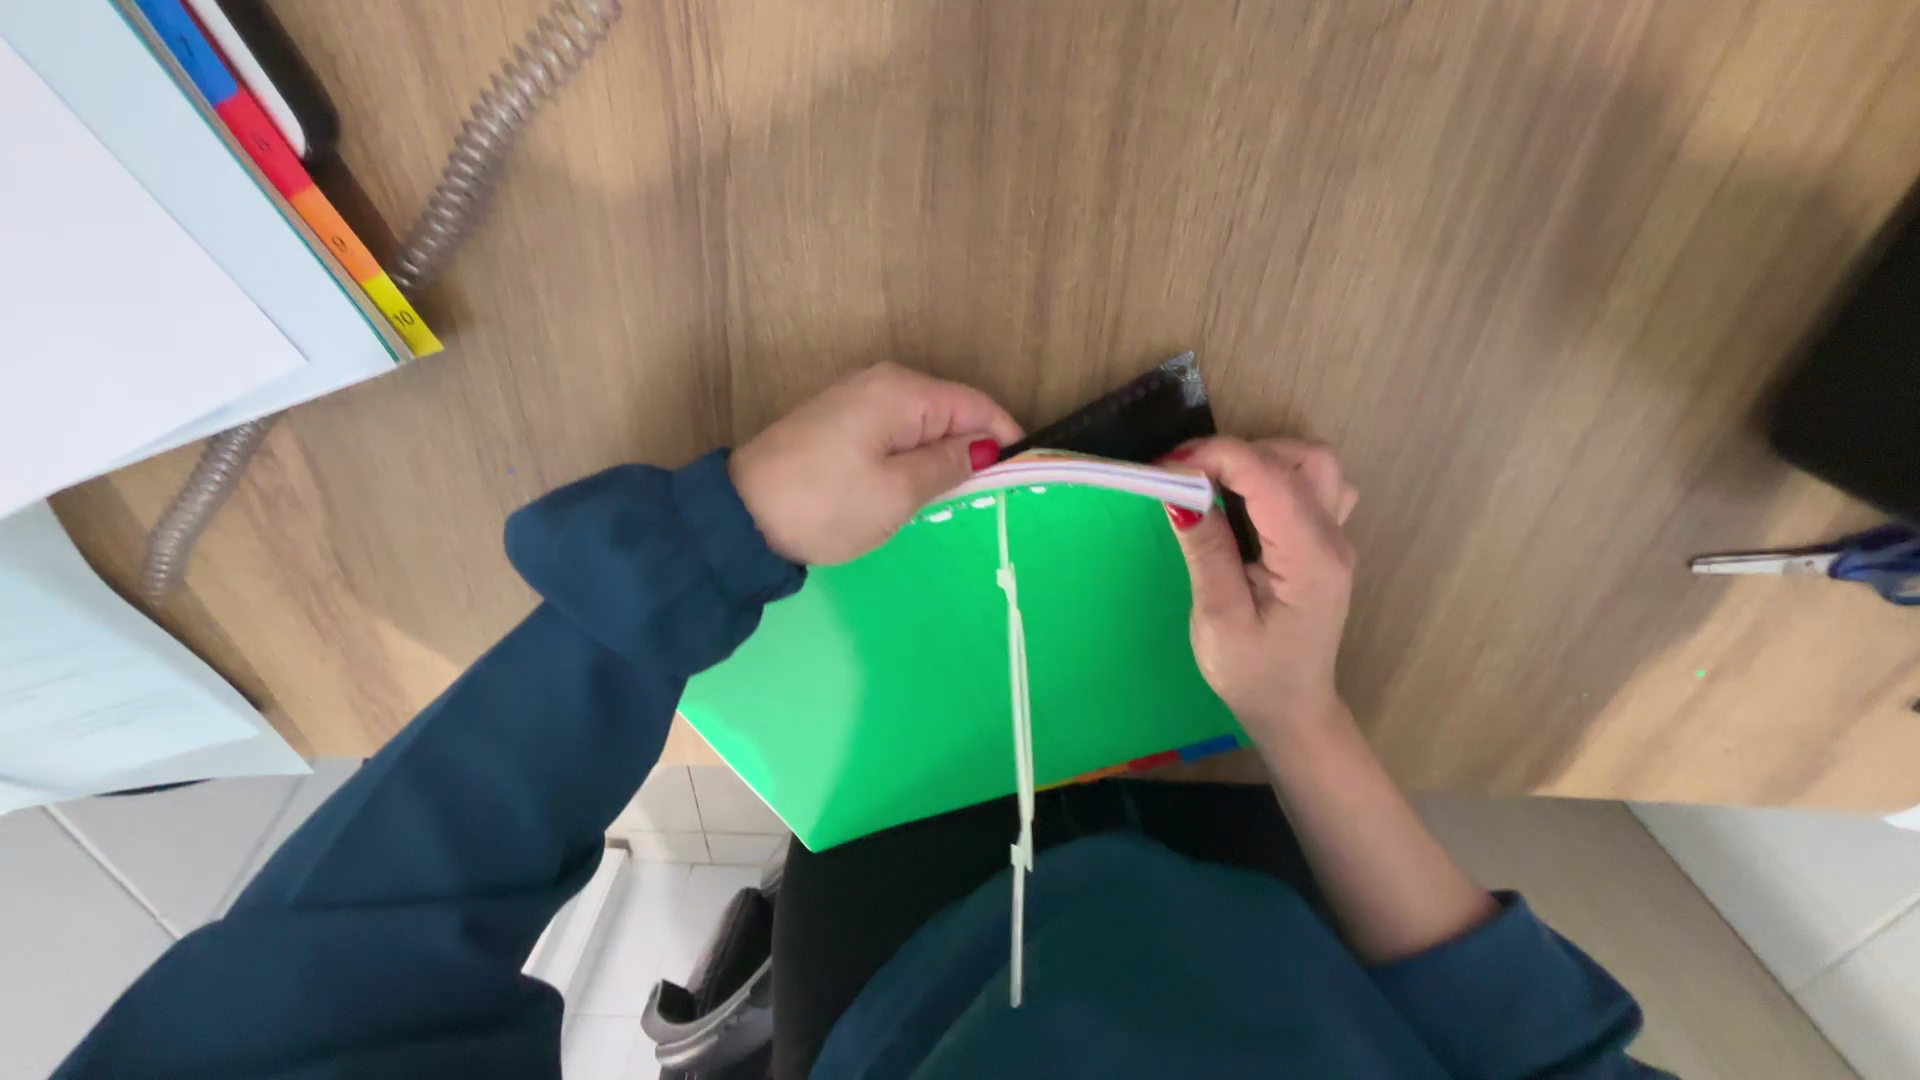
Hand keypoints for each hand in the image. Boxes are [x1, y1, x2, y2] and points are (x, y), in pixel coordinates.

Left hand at [730, 363, 1023, 564]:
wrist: (740, 517)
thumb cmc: (827, 504)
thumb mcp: (898, 492)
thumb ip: (947, 464)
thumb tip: (984, 448)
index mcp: (903, 392)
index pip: (976, 404)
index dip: (1005, 438)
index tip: (1024, 476)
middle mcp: (882, 383)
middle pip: (950, 410)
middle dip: (975, 448)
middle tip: (992, 497)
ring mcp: (856, 400)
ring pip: (923, 424)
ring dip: (944, 456)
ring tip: (959, 499)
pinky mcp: (839, 423)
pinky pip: (895, 433)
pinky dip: (914, 457)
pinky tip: (916, 488)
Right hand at [1164, 437, 1358, 749]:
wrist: (1291, 708)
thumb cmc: (1252, 673)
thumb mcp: (1219, 617)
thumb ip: (1206, 550)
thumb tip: (1180, 492)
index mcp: (1310, 557)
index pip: (1268, 477)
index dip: (1216, 457)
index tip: (1165, 467)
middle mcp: (1332, 537)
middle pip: (1297, 458)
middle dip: (1235, 453)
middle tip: (1184, 475)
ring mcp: (1335, 536)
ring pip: (1310, 463)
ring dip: (1258, 459)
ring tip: (1213, 483)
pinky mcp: (1323, 541)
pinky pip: (1313, 484)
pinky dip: (1276, 474)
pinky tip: (1247, 499)